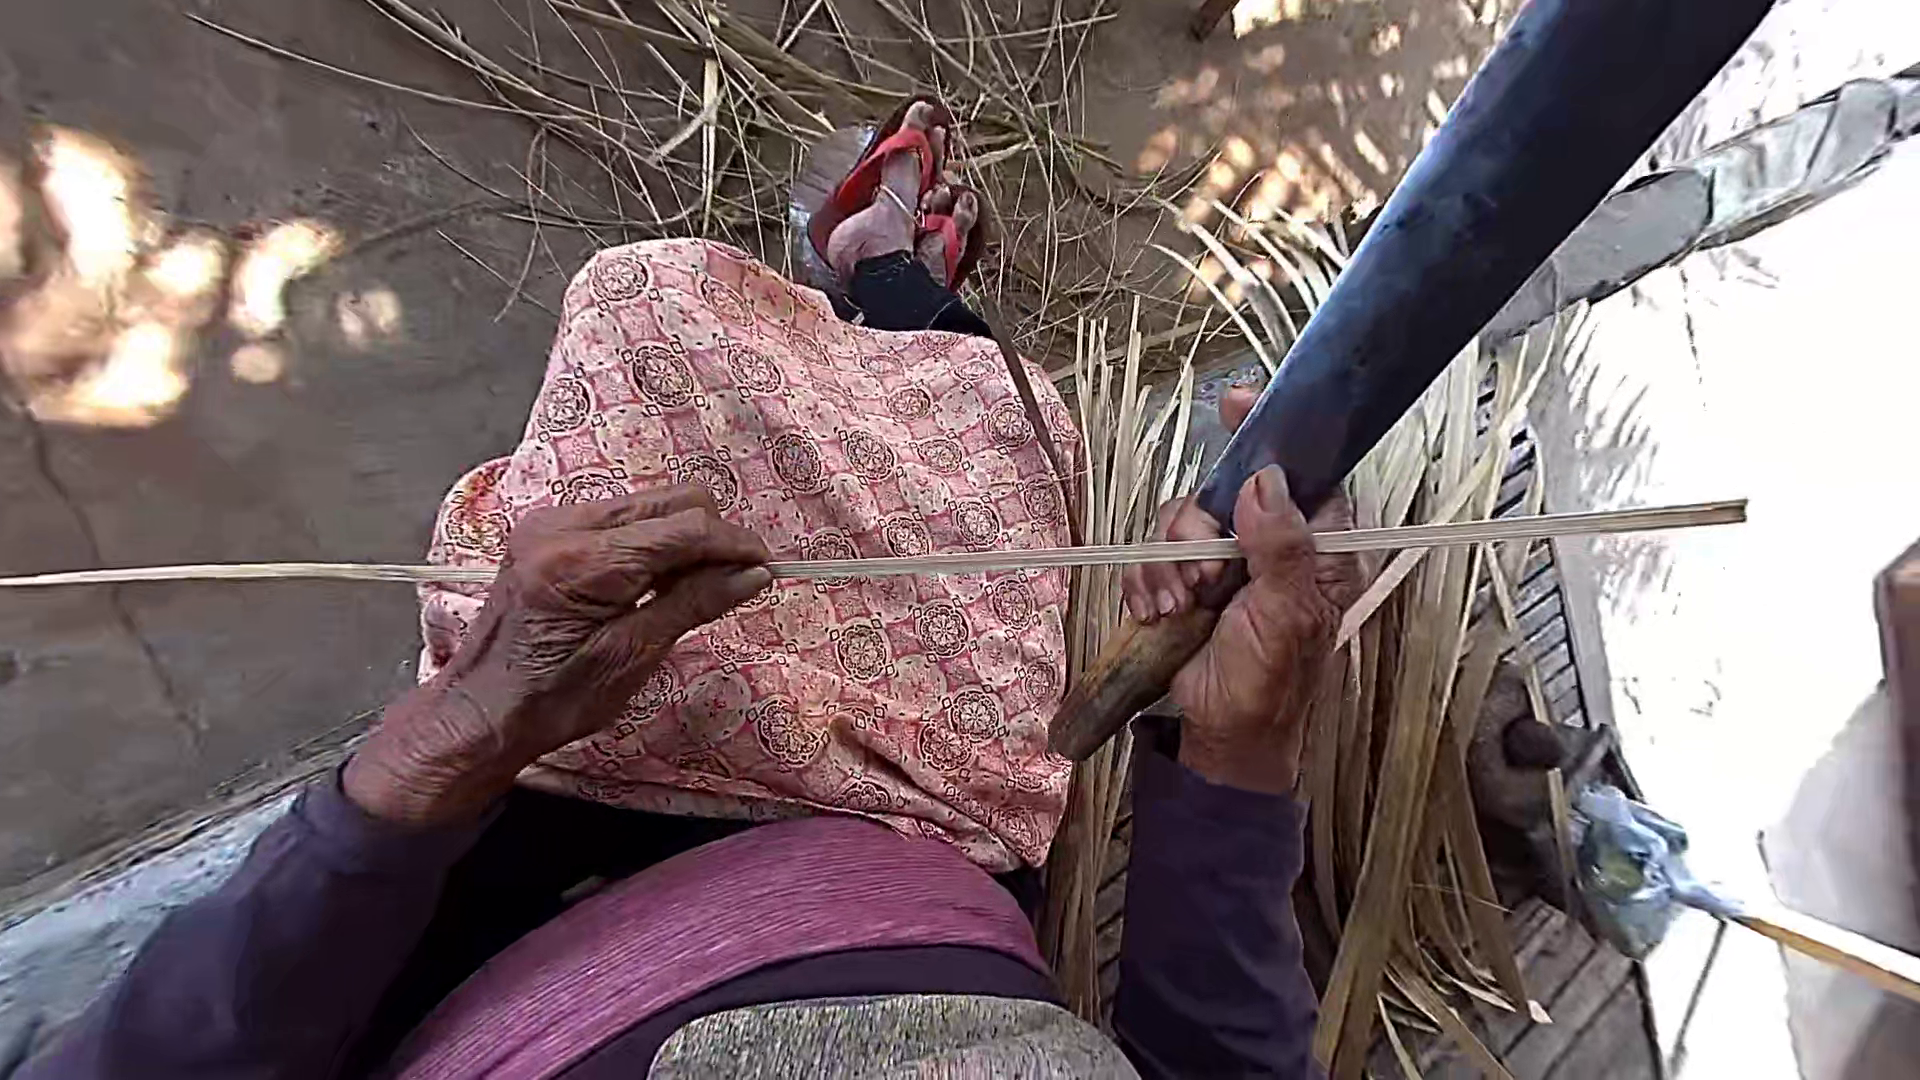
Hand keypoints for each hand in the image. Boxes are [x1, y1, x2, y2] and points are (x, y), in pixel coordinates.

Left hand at [344, 488, 770, 824]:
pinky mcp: (557, 526)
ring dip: (691, 537)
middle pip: (676, 499)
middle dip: (715, 536)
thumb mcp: (635, 655)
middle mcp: (567, 523)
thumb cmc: (556, 697)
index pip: (686, 528)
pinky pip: (633, 515)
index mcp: (583, 562)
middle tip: (729, 581)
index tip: (766, 567)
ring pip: (657, 501)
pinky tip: (660, 578)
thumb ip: (697, 603)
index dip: (736, 543)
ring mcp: (558, 519)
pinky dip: (663, 540)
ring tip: (694, 584)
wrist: (480, 709)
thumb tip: (756, 573)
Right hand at [1120, 387, 1359, 792]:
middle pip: (1217, 493)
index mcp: (1310, 543)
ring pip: (1175, 521)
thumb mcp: (1288, 616)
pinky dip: (1143, 581)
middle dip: (1195, 533)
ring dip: (1165, 564)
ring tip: (1175, 606)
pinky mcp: (1176, 578)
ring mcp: (1215, 559)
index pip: (1299, 471)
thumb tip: (1259, 480)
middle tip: (1201, 579)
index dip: (1268, 435)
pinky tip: (1155, 612)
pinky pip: (1147, 556)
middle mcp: (1261, 540)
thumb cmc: (1272, 678)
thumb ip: (1281, 548)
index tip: (1234, 403)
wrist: (1223, 727)